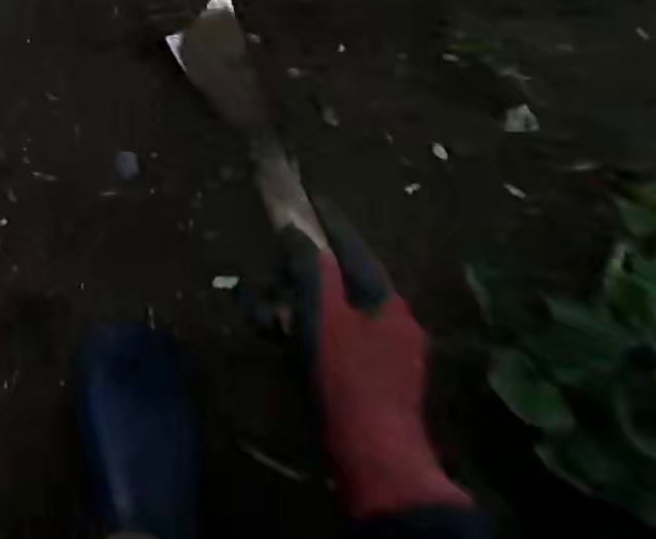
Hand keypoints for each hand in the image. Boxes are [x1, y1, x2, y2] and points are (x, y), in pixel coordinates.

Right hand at [278, 196, 472, 522]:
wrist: (375, 458)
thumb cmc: (348, 376)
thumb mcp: (322, 313)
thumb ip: (309, 267)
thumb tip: (296, 230)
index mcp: (385, 298)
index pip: (352, 245)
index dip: (328, 219)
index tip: (309, 196)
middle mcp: (391, 318)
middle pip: (340, 278)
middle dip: (301, 272)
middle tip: (270, 270)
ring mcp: (385, 351)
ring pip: (335, 311)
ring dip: (298, 306)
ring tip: (264, 312)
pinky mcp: (372, 378)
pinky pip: (335, 339)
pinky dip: (308, 332)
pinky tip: (281, 339)